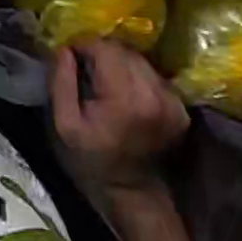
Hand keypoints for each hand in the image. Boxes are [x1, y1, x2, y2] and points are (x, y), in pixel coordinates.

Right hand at [51, 41, 189, 197]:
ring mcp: (171, 99)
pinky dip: (136, 76)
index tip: (71, 57)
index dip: (84, 46)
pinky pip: (152, 74)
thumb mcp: (65, 125)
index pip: (104, 48)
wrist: (134, 193)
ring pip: (139, 59)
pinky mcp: (180, 106)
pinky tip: (125, 92)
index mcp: (126, 97)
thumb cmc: (94, 159)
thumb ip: (61, 83)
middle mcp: (154, 92)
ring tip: (105, 81)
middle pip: (123, 50)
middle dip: (101, 53)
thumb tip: (64, 49)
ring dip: (119, 63)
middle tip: (86, 69)